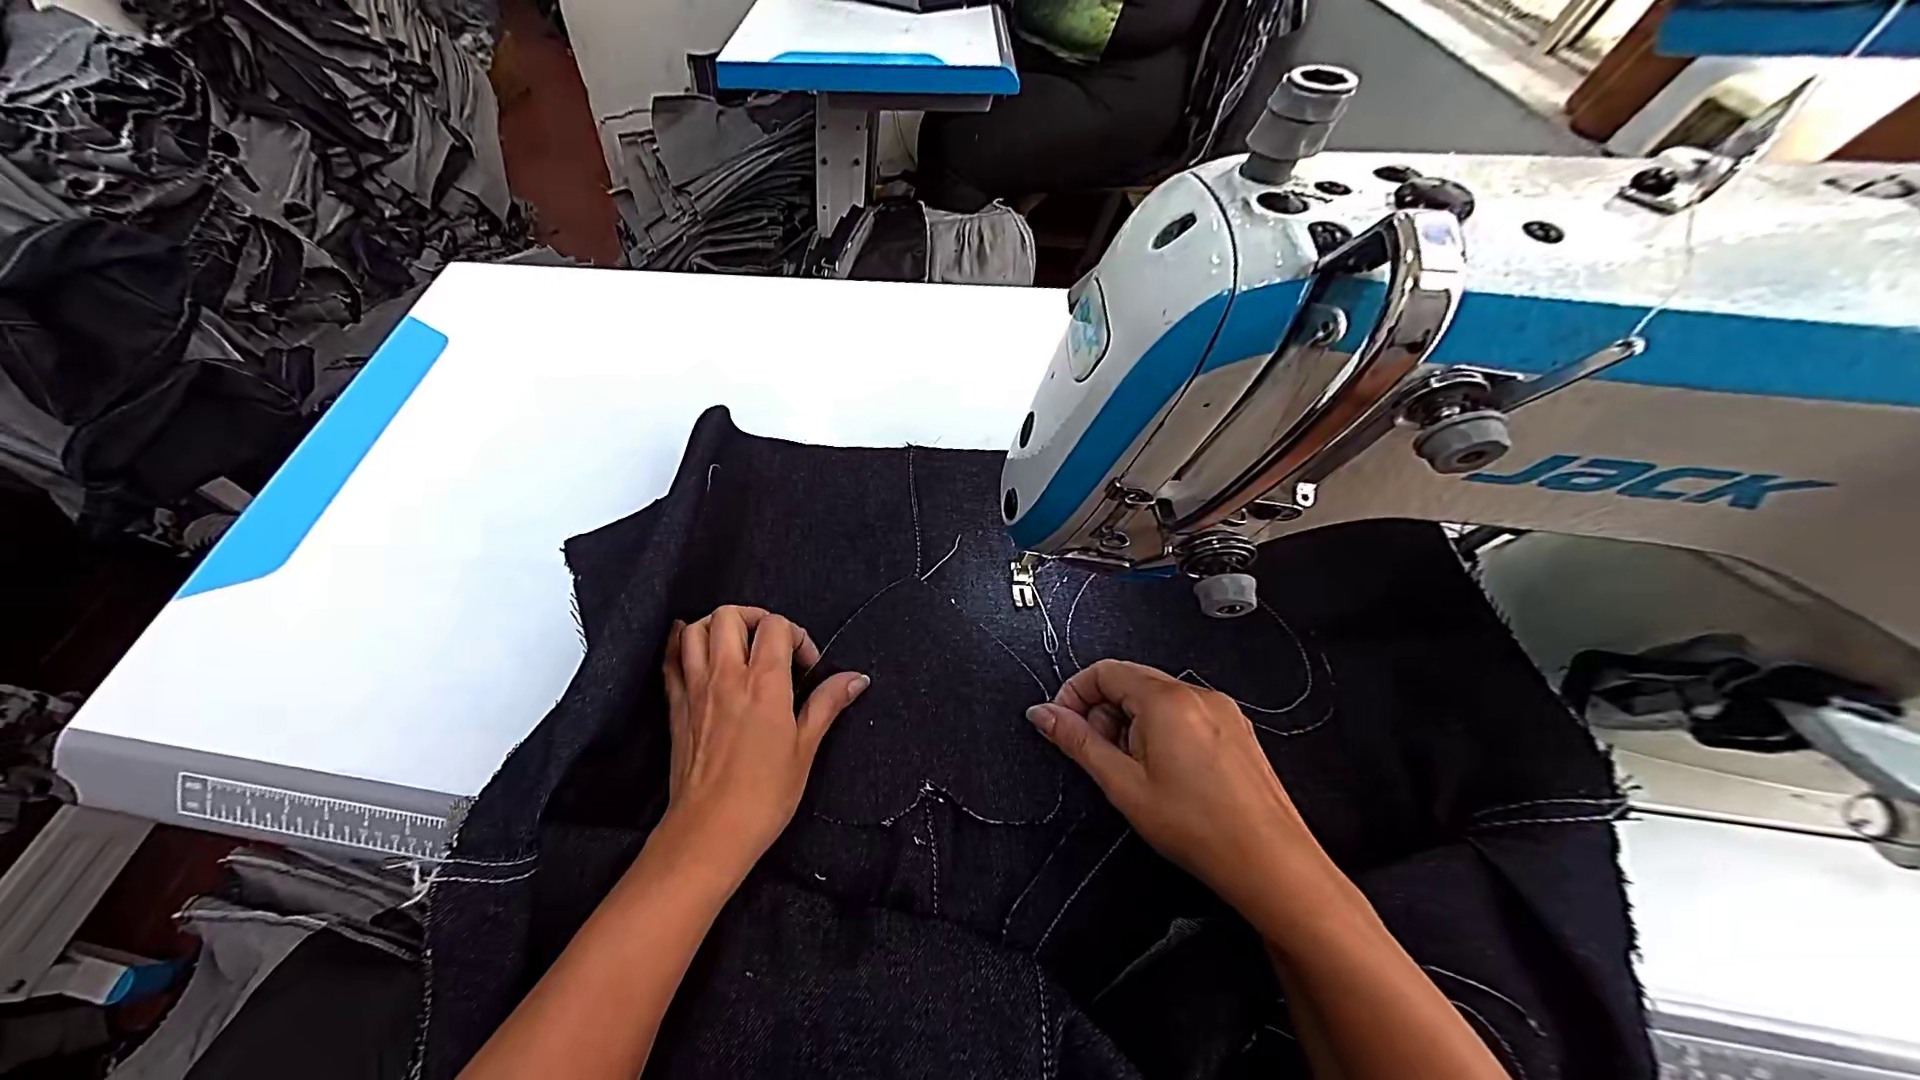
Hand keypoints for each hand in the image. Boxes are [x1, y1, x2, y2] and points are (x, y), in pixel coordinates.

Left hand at [657, 605, 868, 877]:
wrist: (709, 832)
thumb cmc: (763, 795)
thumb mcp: (806, 747)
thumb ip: (828, 703)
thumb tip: (856, 678)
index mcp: (764, 684)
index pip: (776, 626)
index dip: (797, 636)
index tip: (806, 666)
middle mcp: (726, 677)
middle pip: (729, 615)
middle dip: (756, 618)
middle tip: (772, 643)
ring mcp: (695, 689)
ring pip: (695, 629)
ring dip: (718, 627)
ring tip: (738, 645)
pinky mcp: (675, 707)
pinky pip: (670, 660)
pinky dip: (680, 644)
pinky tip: (696, 650)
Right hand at [1026, 659, 1328, 913]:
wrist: (1271, 863)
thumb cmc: (1204, 829)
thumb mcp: (1122, 784)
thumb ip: (1077, 741)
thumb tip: (1044, 715)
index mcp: (1166, 700)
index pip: (1103, 671)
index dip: (1074, 694)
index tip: (1063, 721)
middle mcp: (1196, 695)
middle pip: (1129, 681)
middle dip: (1102, 712)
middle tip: (1100, 754)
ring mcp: (1220, 710)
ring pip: (1155, 698)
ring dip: (1131, 724)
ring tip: (1136, 771)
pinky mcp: (1233, 727)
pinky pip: (1183, 712)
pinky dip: (1160, 731)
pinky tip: (1164, 773)